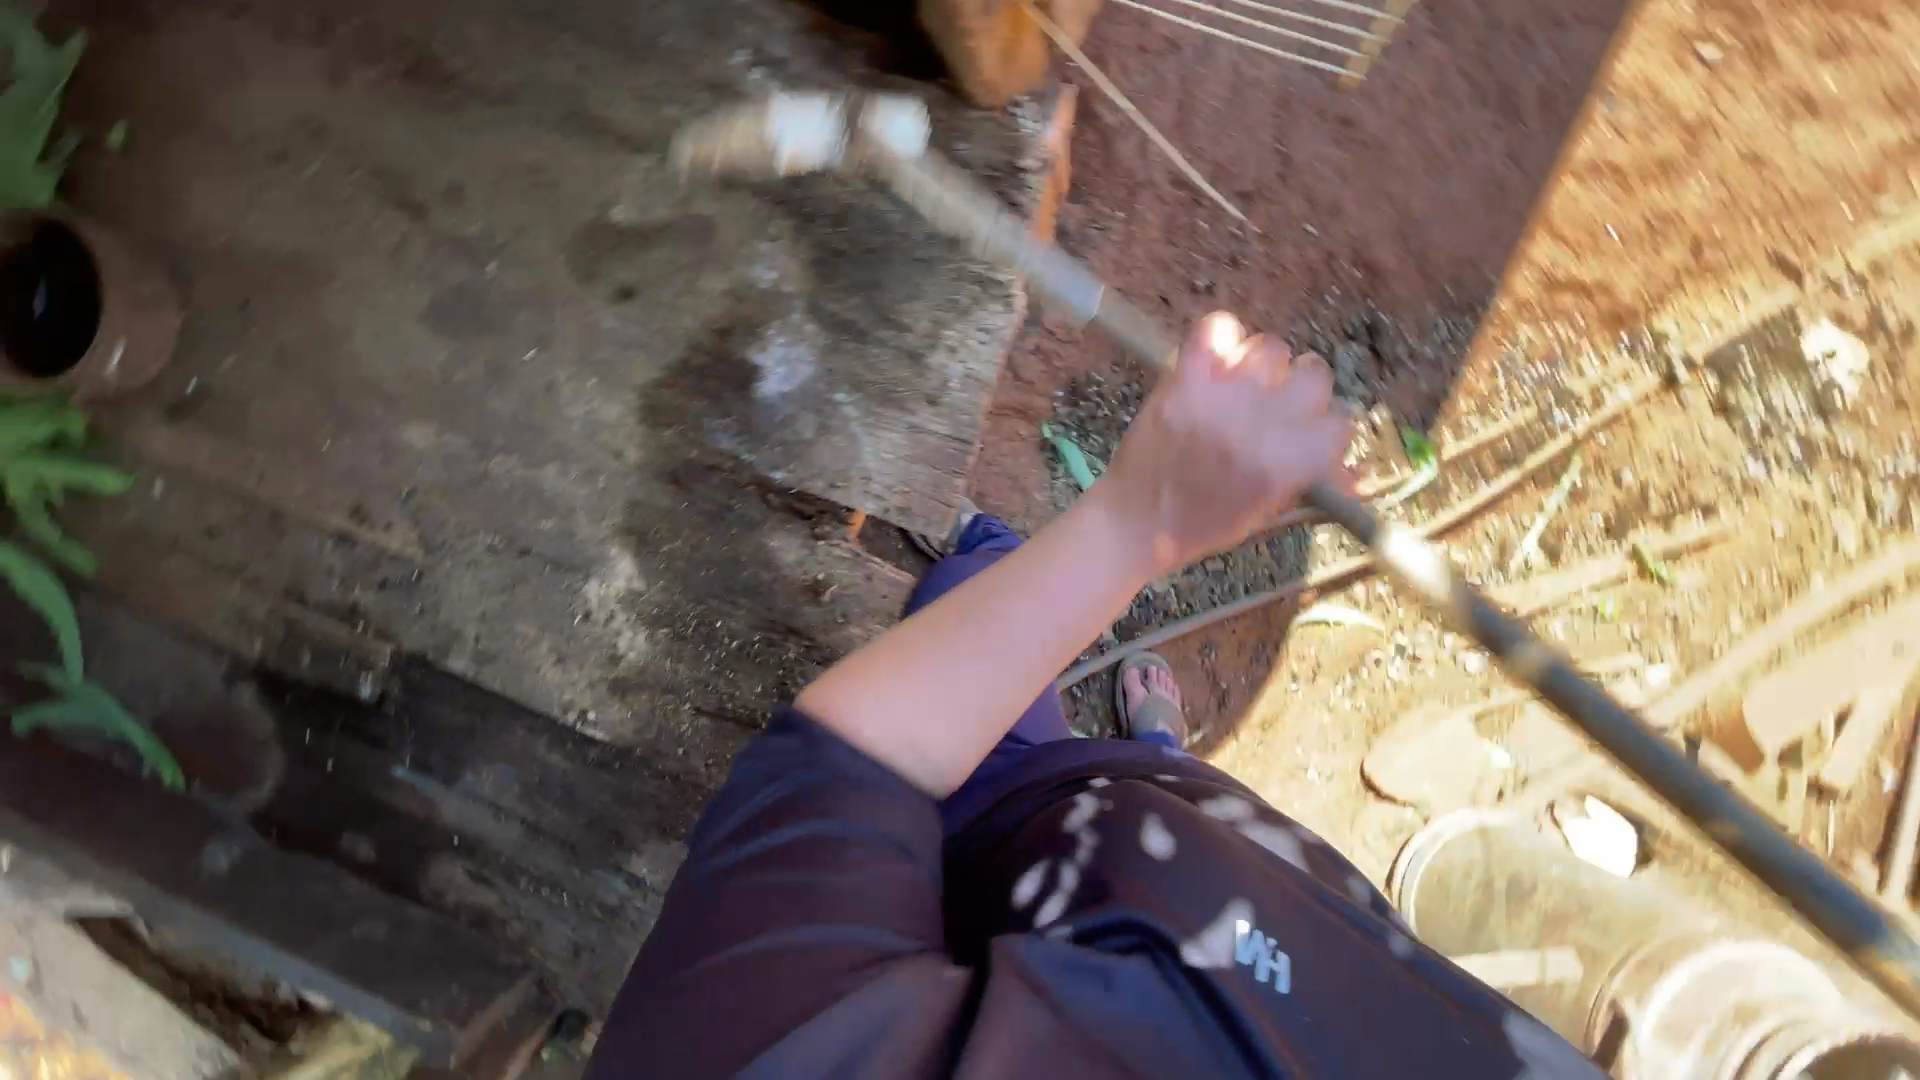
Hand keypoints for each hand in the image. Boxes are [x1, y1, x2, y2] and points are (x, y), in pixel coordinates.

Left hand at [1098, 312, 1353, 574]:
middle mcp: (1264, 423)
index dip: (1321, 428)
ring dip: (1258, 366)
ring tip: (1235, 390)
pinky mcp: (1184, 381)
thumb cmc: (1201, 525)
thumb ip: (1310, 482)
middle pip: (1314, 375)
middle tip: (1266, 411)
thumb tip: (1355, 472)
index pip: (1341, 420)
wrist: (1133, 523)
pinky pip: (1217, 327)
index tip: (1301, 435)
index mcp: (1292, 462)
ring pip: (1272, 348)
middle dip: (1295, 393)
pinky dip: (1219, 336)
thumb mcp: (1266, 514)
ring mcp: (1224, 397)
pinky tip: (1212, 361)